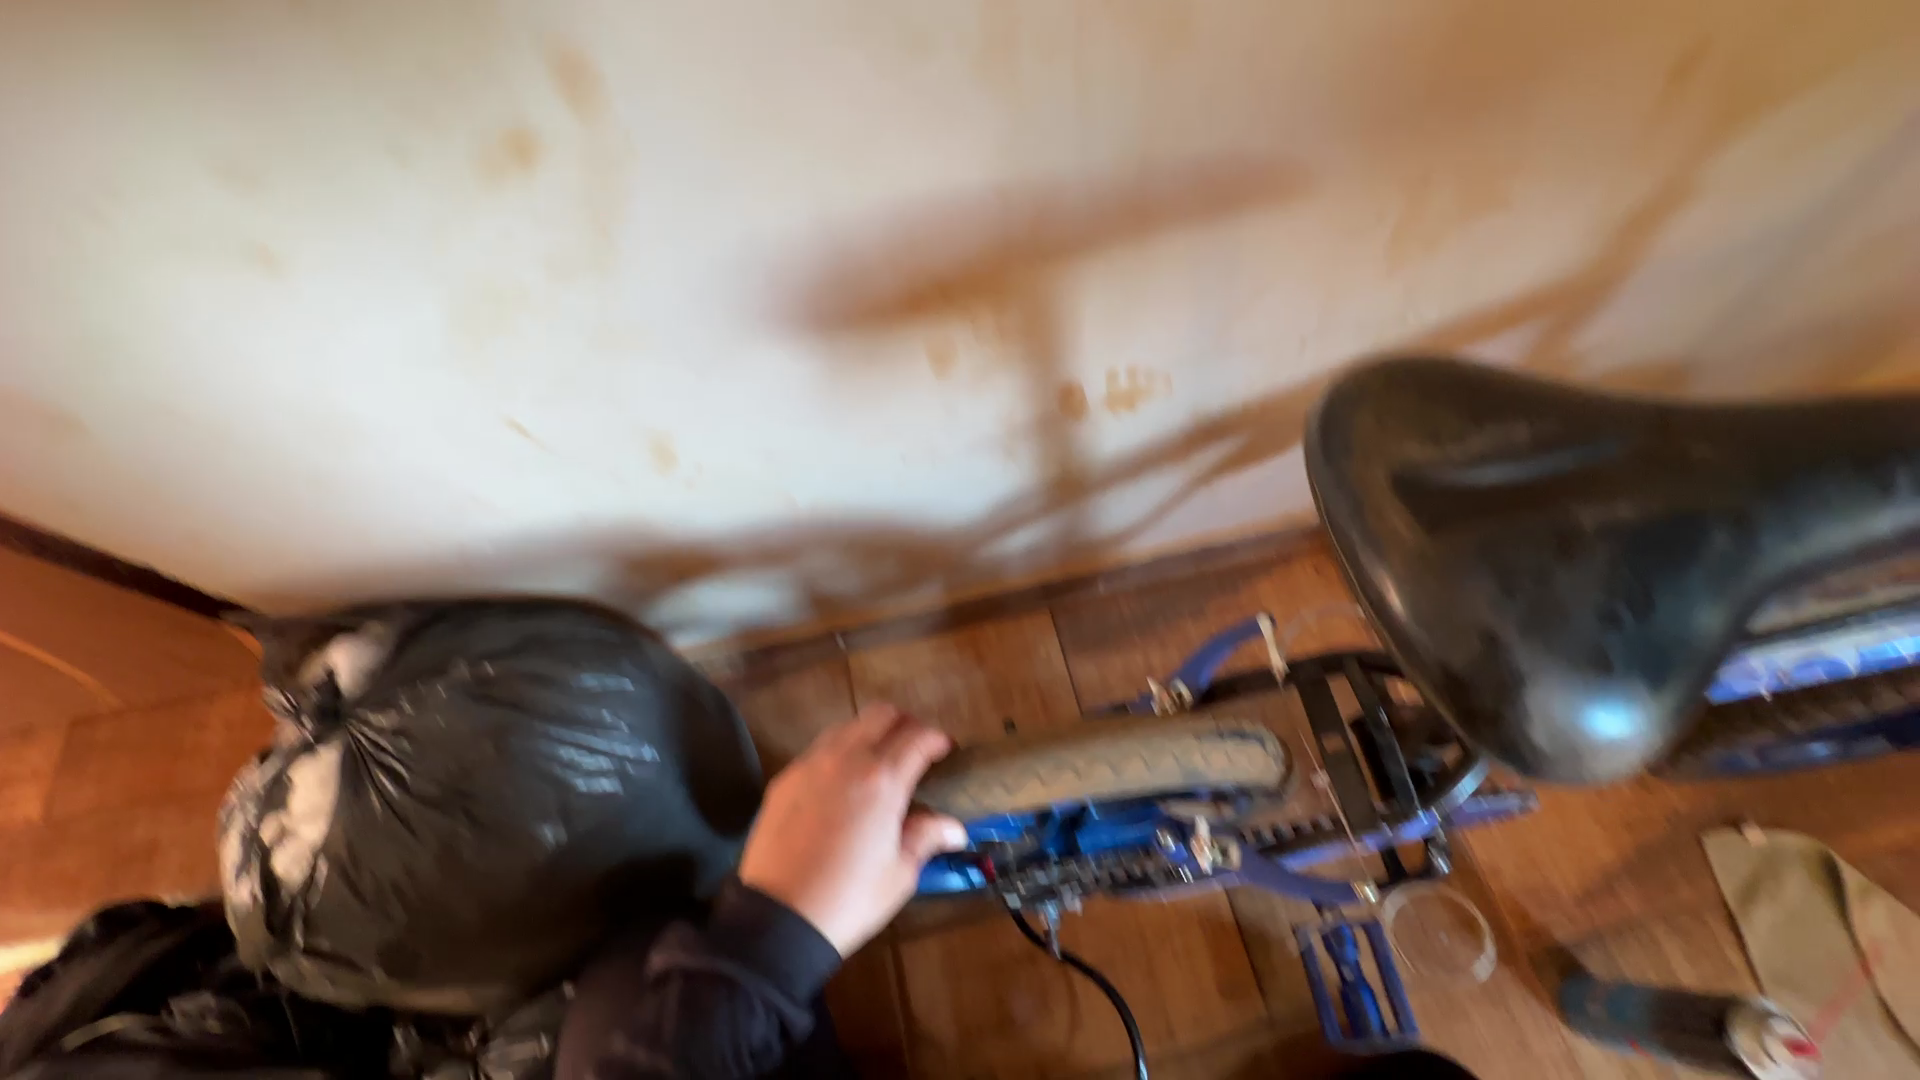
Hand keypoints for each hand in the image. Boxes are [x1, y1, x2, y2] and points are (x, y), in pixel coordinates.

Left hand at [738, 703, 969, 955]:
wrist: (777, 919)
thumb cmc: (849, 898)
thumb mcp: (899, 874)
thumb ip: (925, 838)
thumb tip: (953, 829)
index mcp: (883, 780)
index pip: (918, 738)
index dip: (937, 738)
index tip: (945, 748)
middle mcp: (847, 760)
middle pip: (881, 714)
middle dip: (904, 723)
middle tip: (914, 746)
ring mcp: (811, 765)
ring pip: (847, 726)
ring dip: (869, 733)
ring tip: (878, 761)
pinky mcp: (785, 779)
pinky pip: (818, 750)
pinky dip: (839, 753)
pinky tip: (841, 783)